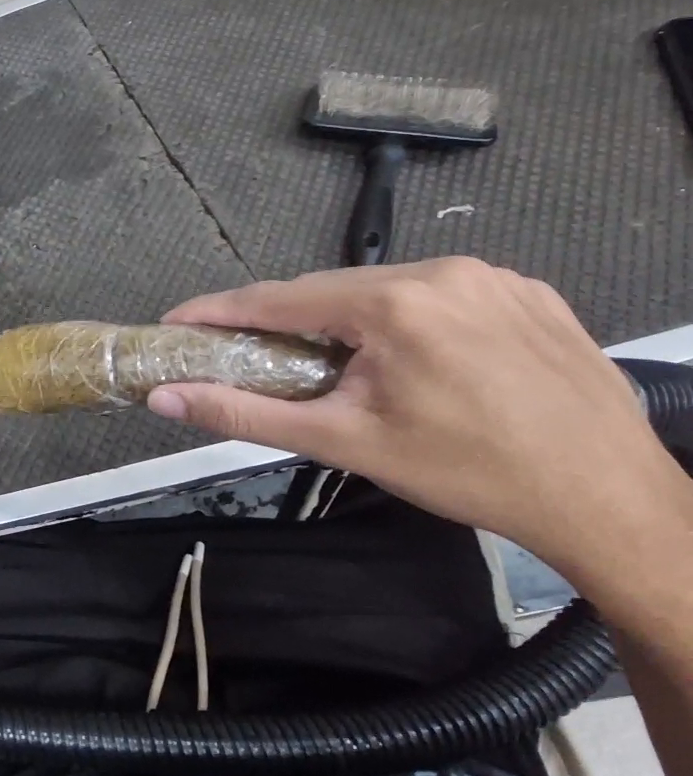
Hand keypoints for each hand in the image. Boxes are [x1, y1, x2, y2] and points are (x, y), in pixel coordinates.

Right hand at [145, 257, 690, 581]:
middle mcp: (443, 273)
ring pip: (382, 288)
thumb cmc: (468, 473)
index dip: (216, 311)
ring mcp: (495, 277)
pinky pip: (437, 294)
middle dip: (281, 320)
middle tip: (249, 355)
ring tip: (331, 364)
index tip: (174, 323)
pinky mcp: (531, 292)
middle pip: (329, 289)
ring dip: (341, 319)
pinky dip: (401, 318)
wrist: (612, 502)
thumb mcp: (344, 442)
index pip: (277, 297)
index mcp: (394, 303)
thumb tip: (163, 398)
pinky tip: (407, 358)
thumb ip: (243, 414)